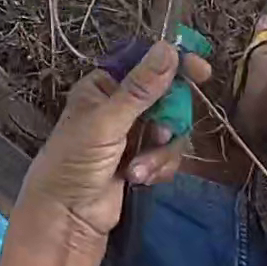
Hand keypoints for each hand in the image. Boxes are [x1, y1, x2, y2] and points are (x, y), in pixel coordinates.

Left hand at [12, 40, 212, 255]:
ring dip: (160, 152)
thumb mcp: (107, 121)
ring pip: (171, 130)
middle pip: (166, 99)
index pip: (145, 64)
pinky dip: (159, 167)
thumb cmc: (75, 162)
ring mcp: (132, 135)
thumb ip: (140, 88)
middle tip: (161, 134)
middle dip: (167, 122)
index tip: (201, 71)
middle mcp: (120, 107)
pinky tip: (141, 180)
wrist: (65, 217)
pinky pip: (168, 155)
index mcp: (104, 87)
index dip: (173, 65)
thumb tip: (168, 48)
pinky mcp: (142, 161)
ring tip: (139, 170)